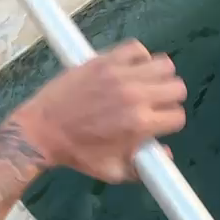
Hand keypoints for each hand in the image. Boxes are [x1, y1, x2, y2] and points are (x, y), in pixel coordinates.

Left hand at [8, 40, 186, 182]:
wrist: (42, 130)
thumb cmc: (77, 153)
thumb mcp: (113, 171)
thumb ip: (144, 168)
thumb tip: (167, 154)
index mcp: (139, 124)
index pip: (177, 116)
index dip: (170, 121)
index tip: (159, 122)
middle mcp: (135, 96)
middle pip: (177, 87)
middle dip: (169, 98)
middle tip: (154, 103)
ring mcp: (120, 74)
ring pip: (163, 64)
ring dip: (158, 76)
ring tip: (145, 84)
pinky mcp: (104, 60)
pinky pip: (136, 48)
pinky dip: (139, 56)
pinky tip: (130, 68)